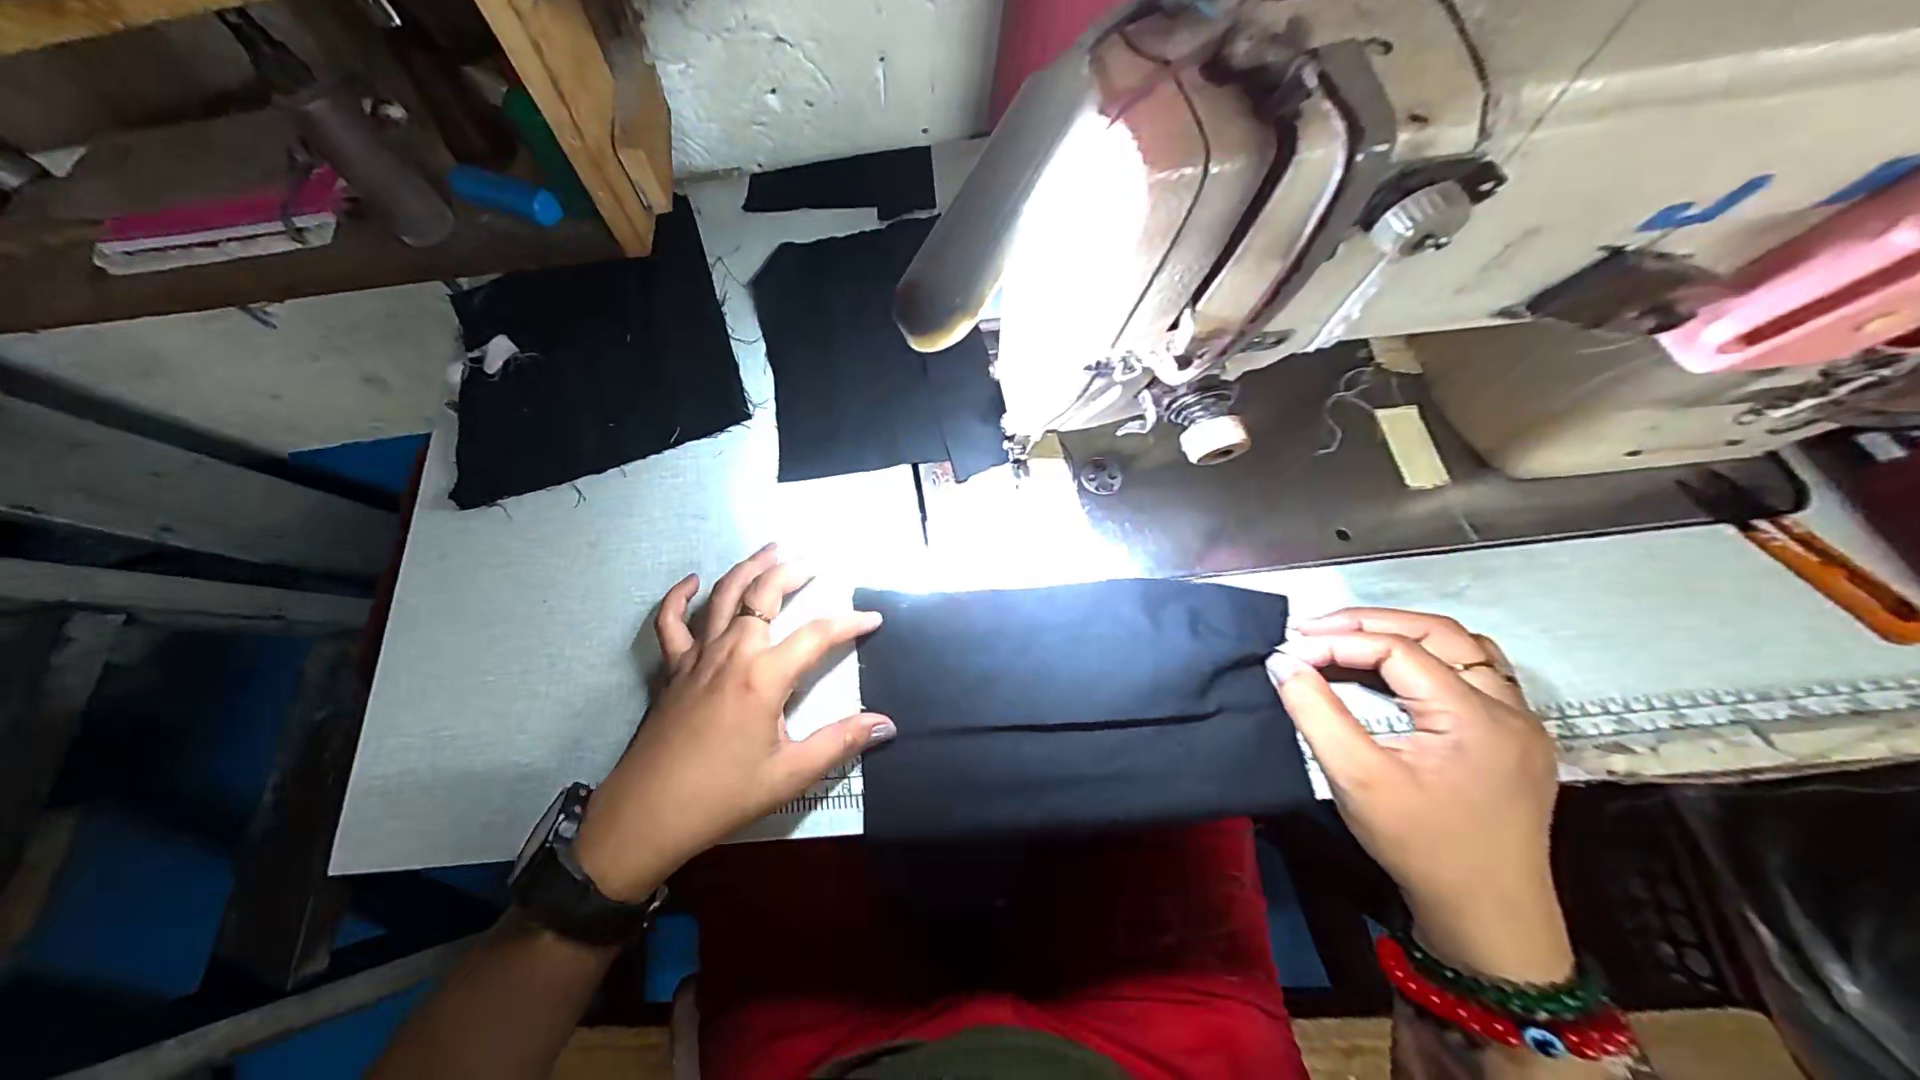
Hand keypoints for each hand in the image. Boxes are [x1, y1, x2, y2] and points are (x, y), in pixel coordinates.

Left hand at [572, 545, 894, 899]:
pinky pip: (671, 622)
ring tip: (770, 550)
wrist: (648, 814)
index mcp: (764, 676)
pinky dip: (680, 596)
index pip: (817, 634)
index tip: (873, 619)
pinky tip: (693, 581)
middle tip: (813, 561)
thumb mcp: (791, 773)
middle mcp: (732, 653)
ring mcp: (697, 656)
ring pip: (724, 596)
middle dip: (792, 572)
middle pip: (764, 594)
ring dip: (748, 568)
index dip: (849, 623)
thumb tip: (887, 724)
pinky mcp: (673, 668)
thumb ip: (841, 742)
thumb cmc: (724, 795)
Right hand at [1267, 607, 1572, 982]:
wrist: (1488, 916)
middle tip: (1317, 629)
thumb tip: (1283, 662)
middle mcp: (1508, 708)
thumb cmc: (1420, 846)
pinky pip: (1477, 675)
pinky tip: (1399, 672)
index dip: (1338, 642)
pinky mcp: (1517, 740)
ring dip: (1406, 634)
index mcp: (1474, 715)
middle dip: (1371, 622)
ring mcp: (1520, 723)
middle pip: (1438, 633)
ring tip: (1353, 640)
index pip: (1397, 650)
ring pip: (1465, 648)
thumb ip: (1315, 712)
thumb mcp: (1355, 779)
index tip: (1291, 650)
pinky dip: (1432, 659)